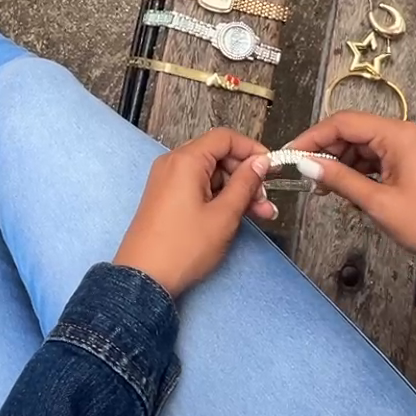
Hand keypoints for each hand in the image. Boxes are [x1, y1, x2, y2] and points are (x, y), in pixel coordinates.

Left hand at [114, 128, 277, 297]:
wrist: (144, 278)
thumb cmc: (182, 247)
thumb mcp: (224, 215)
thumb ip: (245, 184)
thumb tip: (260, 162)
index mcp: (185, 160)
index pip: (224, 138)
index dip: (251, 149)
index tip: (271, 167)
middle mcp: (173, 163)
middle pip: (218, 155)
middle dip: (246, 175)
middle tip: (265, 199)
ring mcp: (167, 180)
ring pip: (210, 173)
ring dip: (236, 189)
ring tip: (259, 214)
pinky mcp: (166, 196)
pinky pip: (198, 186)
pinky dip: (218, 196)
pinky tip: (237, 215)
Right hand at [287, 111, 415, 310]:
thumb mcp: (377, 203)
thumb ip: (339, 179)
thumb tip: (305, 164)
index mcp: (397, 134)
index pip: (342, 123)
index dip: (312, 137)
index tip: (289, 154)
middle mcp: (404, 133)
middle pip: (352, 131)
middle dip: (326, 152)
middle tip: (306, 176)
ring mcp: (412, 147)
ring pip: (363, 146)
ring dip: (343, 164)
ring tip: (327, 190)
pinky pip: (378, 158)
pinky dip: (360, 172)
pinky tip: (351, 192)